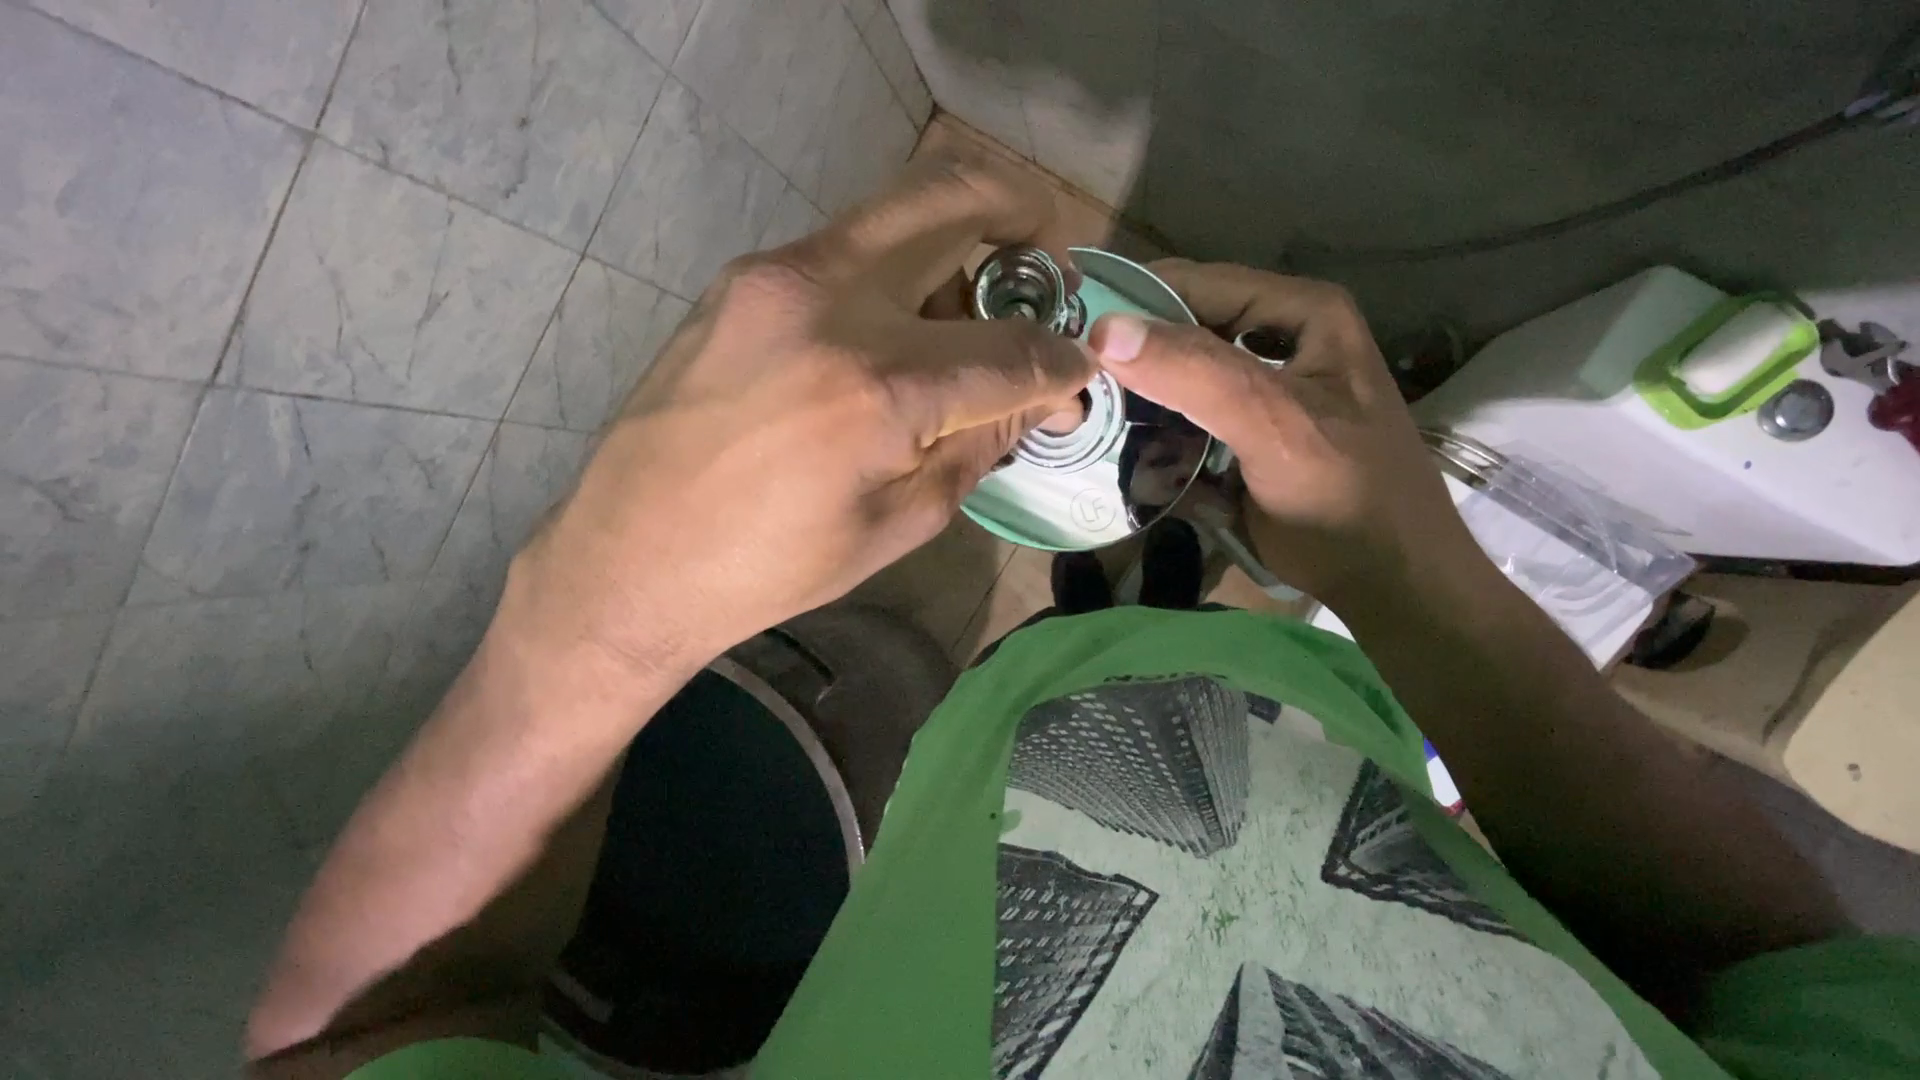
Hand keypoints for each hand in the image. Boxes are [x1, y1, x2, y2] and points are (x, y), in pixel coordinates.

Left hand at [499, 156, 1093, 675]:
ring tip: (974, 297)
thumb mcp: (900, 522)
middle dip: (1021, 219)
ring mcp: (775, 275)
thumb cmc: (772, 567)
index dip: (1061, 360)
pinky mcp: (741, 279)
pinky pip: (846, 244)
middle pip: (955, 201)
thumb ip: (977, 444)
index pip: (1010, 348)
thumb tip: (1037, 397)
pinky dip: (896, 264)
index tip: (1080, 368)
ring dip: (957, 233)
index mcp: (878, 389)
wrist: (631, 559)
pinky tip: (897, 322)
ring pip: (898, 206)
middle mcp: (830, 302)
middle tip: (1045, 262)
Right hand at [1086, 260, 1487, 611]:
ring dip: (1133, 399)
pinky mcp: (1242, 436)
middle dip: (1128, 356)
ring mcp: (1257, 391)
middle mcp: (1276, 339)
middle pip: (1182, 331)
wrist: (1388, 580)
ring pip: (1177, 379)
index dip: (1130, 302)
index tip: (1063, 332)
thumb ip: (1195, 372)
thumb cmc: (1344, 493)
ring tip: (1078, 414)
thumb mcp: (1273, 421)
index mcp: (1299, 312)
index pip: (1194, 285)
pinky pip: (1183, 420)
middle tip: (1064, 380)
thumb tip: (1103, 331)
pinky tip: (1114, 449)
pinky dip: (1151, 434)